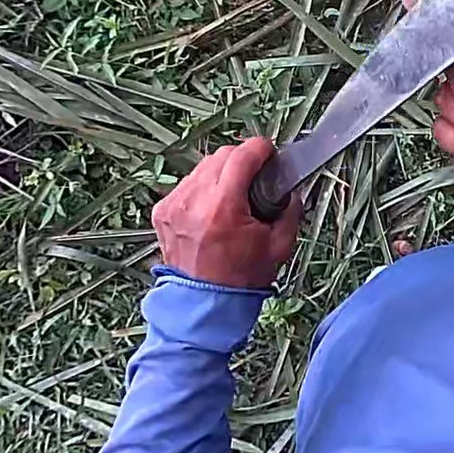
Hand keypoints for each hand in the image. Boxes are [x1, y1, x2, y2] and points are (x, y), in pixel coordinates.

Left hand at [151, 138, 301, 288]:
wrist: (205, 304)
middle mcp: (193, 200)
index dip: (261, 148)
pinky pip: (188, 183)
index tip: (270, 152)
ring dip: (223, 170)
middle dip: (243, 158)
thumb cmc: (241, 277)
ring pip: (203, 166)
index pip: (242, 155)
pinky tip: (215, 204)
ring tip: (236, 190)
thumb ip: (290, 210)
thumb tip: (291, 188)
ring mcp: (173, 204)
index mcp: (223, 207)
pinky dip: (204, 186)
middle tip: (257, 173)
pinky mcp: (162, 210)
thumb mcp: (279, 245)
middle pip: (221, 155)